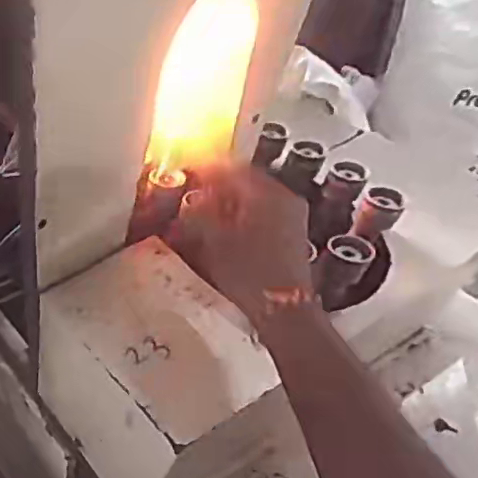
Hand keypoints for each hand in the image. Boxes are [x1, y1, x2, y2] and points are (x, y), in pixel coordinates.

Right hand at [168, 164, 313, 318]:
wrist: (283, 309)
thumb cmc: (248, 274)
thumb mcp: (214, 240)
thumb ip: (200, 213)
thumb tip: (191, 199)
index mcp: (268, 194)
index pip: (232, 168)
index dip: (206, 169)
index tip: (185, 172)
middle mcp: (285, 199)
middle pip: (244, 182)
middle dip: (216, 188)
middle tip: (191, 195)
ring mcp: (291, 217)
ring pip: (252, 199)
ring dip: (227, 204)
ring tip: (203, 215)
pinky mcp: (290, 236)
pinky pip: (260, 215)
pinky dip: (239, 217)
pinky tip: (222, 232)